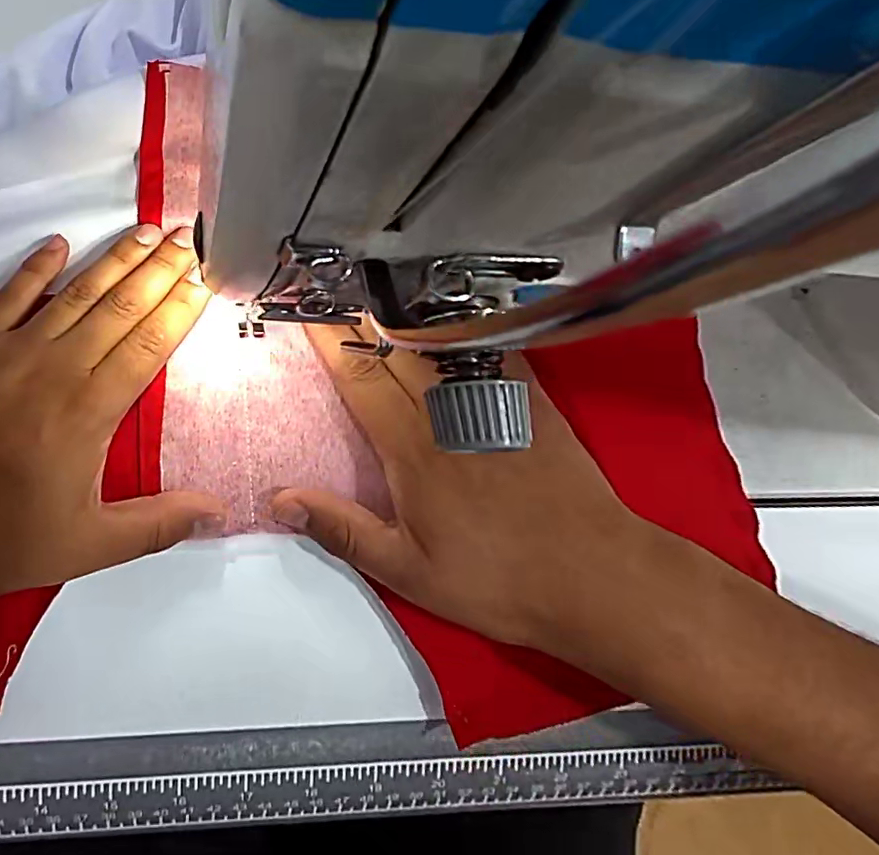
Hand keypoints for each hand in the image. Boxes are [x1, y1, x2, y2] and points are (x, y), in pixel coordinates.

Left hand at [0, 225, 221, 675]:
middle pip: (122, 307)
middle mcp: (58, 369)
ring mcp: (11, 351)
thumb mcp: (84, 547)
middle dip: (161, 270)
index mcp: (90, 412)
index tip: (205, 279)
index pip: (150, 345)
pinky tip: (58, 242)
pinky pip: (11, 295)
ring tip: (149, 231)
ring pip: (77, 293)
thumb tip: (218, 512)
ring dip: (116, 259)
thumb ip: (155, 526)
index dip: (181, 308)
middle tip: (190, 239)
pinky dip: (36, 266)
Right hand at [270, 323, 670, 655]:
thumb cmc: (498, 578)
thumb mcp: (408, 570)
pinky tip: (446, 318)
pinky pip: (487, 350)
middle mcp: (447, 413)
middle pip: (393, 349)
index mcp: (412, 449)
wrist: (595, 576)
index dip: (331, 344)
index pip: (360, 378)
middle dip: (358, 320)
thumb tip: (284, 502)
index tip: (311, 319)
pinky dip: (459, 329)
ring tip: (376, 302)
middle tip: (335, 300)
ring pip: (437, 342)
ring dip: (401, 319)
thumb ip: (342, 529)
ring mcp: (492, 401)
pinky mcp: (530, 401)